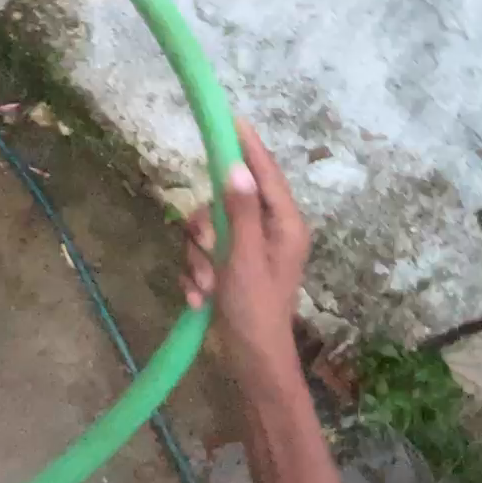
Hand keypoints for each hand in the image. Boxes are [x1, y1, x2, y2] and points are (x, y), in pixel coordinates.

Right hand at [181, 119, 310, 386]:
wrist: (252, 364)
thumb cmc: (254, 311)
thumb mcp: (244, 259)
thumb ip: (240, 212)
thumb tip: (236, 167)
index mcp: (285, 224)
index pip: (265, 173)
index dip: (247, 146)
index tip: (230, 118)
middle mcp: (269, 230)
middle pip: (225, 202)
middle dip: (205, 228)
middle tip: (204, 250)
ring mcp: (249, 249)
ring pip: (208, 229)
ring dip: (198, 258)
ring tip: (204, 286)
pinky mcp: (231, 266)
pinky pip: (203, 253)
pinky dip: (196, 273)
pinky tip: (200, 297)